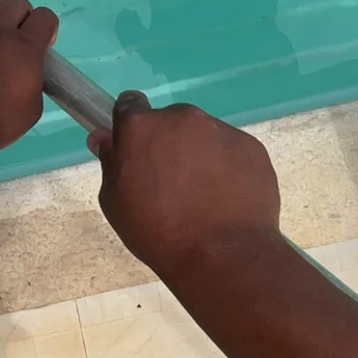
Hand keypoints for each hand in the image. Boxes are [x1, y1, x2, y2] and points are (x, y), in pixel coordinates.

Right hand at [89, 90, 281, 274]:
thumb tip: (106, 138)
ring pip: (201, 134)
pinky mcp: (252, 147)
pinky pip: (230, 150)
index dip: (129, 125)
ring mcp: (221, 130)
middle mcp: (182, 118)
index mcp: (141, 126)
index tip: (133, 147)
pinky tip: (224, 198)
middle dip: (165, 141)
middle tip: (167, 180)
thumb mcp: (113, 200)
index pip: (129, 103)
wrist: (221, 253)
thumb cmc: (154, 229)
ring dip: (196, 153)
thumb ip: (110, 162)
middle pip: (168, 120)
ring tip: (200, 194)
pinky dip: (225, 166)